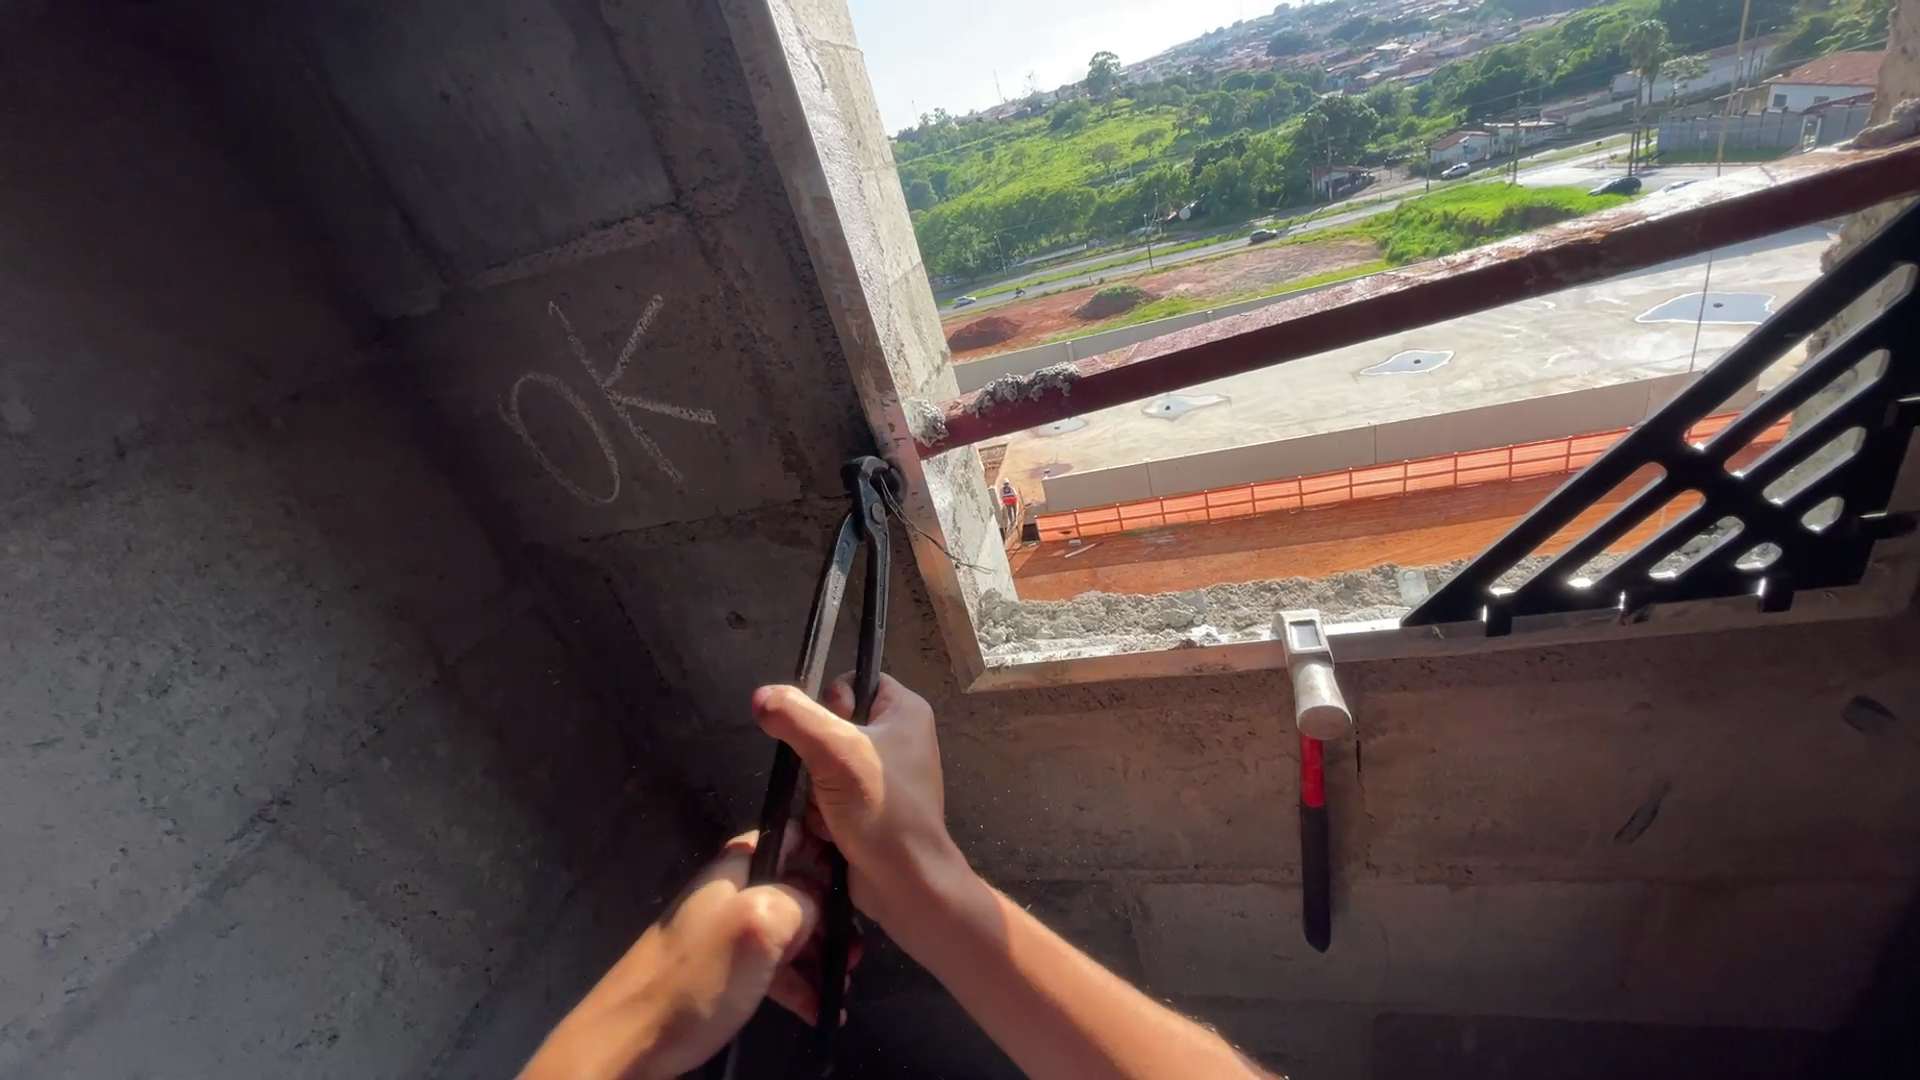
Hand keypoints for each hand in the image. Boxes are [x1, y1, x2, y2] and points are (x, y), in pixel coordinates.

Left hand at [519, 832, 829, 1079]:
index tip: (862, 877)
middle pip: (799, 885)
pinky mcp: (721, 971)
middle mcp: (734, 889)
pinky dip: (799, 985)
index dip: (831, 848)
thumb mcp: (761, 924)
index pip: (795, 832)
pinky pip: (771, 967)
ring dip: (820, 955)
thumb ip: (803, 900)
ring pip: (789, 929)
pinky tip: (821, 1010)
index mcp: (739, 864)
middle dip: (832, 915)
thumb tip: (819, 906)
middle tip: (857, 948)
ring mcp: (726, 931)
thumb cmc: (694, 979)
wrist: (621, 1051)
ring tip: (845, 983)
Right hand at [752, 675, 965, 931]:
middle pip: (834, 725)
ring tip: (828, 808)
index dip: (833, 700)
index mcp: (905, 710)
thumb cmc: (881, 806)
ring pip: (825, 764)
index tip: (831, 728)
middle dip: (817, 755)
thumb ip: (795, 717)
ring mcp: (886, 775)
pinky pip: (831, 794)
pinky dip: (824, 811)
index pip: (856, 680)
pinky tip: (830, 829)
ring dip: (816, 789)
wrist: (906, 882)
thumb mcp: (834, 751)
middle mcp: (900, 736)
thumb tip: (761, 696)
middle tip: (826, 775)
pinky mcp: (872, 807)